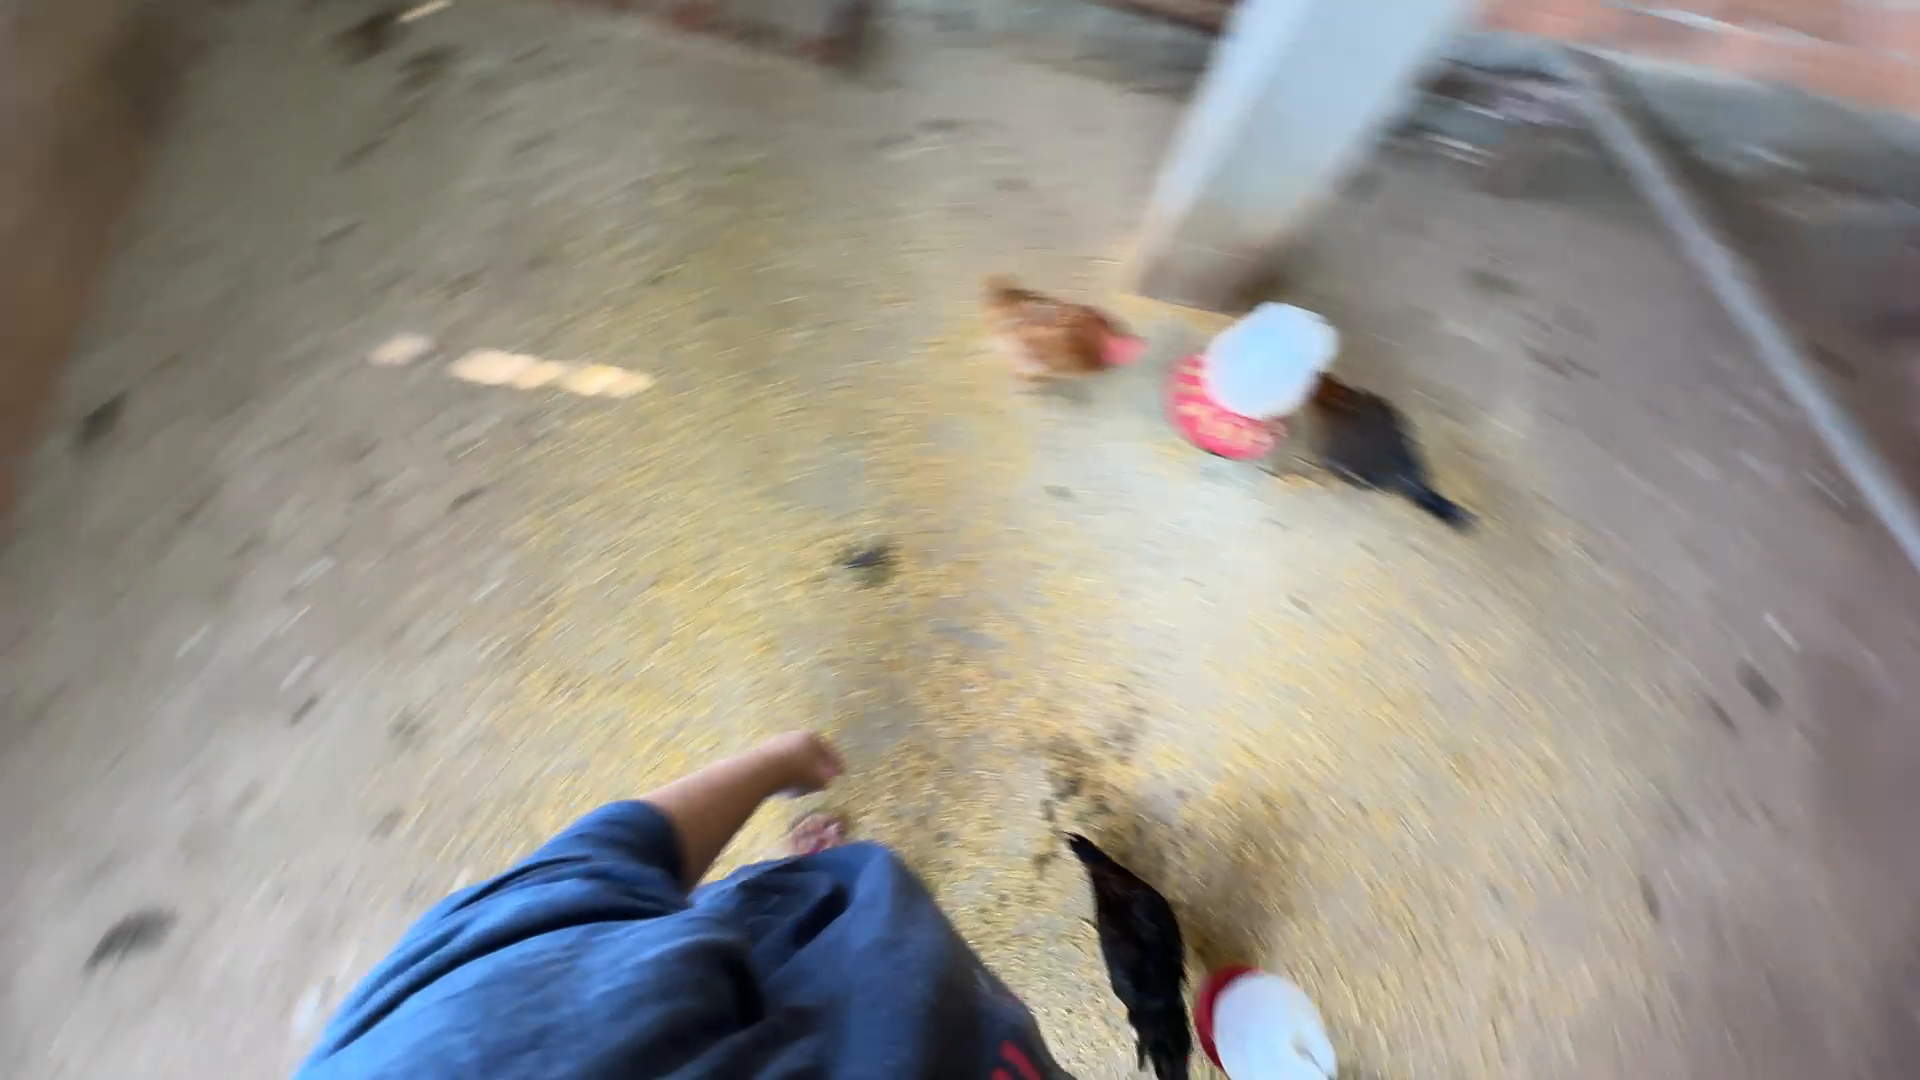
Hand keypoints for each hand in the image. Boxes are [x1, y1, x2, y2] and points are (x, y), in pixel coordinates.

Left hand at [758, 731, 843, 795]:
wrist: (763, 771)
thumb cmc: (797, 774)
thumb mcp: (819, 779)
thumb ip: (828, 777)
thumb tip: (831, 777)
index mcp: (813, 737)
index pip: (830, 750)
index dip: (837, 763)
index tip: (841, 773)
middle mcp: (796, 735)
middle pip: (810, 750)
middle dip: (816, 763)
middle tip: (821, 776)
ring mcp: (778, 741)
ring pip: (794, 755)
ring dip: (799, 767)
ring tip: (801, 783)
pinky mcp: (763, 751)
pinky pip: (779, 763)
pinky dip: (785, 771)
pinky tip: (784, 783)